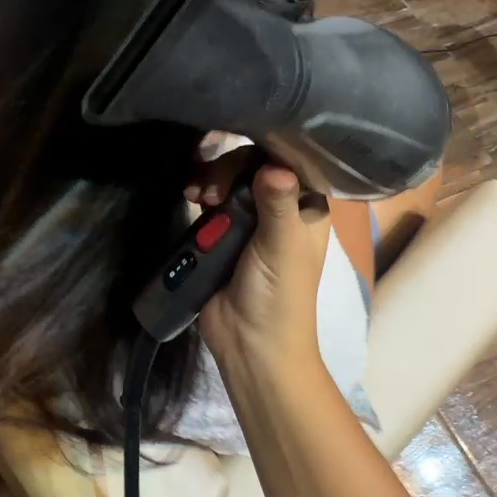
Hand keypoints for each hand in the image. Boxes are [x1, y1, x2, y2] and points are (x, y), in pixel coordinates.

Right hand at [198, 160, 332, 373]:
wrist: (249, 345)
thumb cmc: (279, 297)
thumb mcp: (281, 248)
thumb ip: (278, 205)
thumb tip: (272, 166)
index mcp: (306, 208)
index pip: (288, 159)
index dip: (263, 151)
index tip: (239, 155)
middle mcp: (280, 207)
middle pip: (252, 165)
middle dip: (228, 170)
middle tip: (212, 192)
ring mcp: (250, 219)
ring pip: (229, 179)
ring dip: (210, 180)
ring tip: (197, 197)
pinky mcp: (222, 231)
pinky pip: (211, 198)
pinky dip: (200, 193)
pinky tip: (190, 199)